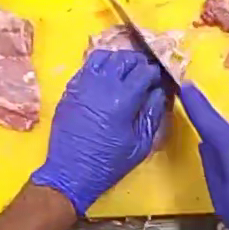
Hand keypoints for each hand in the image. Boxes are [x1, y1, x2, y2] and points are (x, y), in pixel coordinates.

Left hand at [29, 49, 169, 213]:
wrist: (70, 173)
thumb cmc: (108, 163)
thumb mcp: (141, 144)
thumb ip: (153, 113)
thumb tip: (159, 91)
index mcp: (123, 99)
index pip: (145, 70)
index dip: (154, 73)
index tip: (156, 82)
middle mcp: (102, 85)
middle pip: (124, 57)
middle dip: (137, 63)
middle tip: (142, 76)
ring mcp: (82, 85)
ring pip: (104, 56)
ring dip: (117, 61)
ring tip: (122, 75)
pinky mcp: (69, 90)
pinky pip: (86, 67)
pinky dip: (99, 67)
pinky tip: (104, 81)